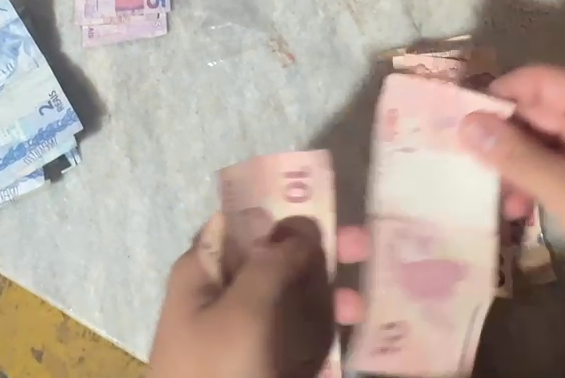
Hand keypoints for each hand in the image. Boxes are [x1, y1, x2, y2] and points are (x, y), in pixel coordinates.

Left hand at [148, 215, 360, 377]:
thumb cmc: (216, 372)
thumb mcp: (243, 311)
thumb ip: (272, 261)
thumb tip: (296, 226)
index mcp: (204, 270)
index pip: (241, 221)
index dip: (279, 208)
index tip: (322, 204)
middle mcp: (224, 295)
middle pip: (274, 258)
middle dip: (318, 251)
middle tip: (360, 245)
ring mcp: (245, 334)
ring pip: (292, 298)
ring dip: (328, 292)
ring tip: (359, 301)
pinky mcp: (265, 368)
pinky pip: (300, 338)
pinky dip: (326, 330)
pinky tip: (352, 327)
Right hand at [460, 65, 564, 377]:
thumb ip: (516, 156)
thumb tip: (465, 122)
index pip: (540, 80)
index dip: (499, 93)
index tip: (458, 120)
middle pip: (542, 112)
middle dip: (505, 136)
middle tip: (467, 167)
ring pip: (549, 144)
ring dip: (519, 166)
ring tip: (499, 202)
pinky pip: (564, 170)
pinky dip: (540, 185)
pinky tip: (522, 213)